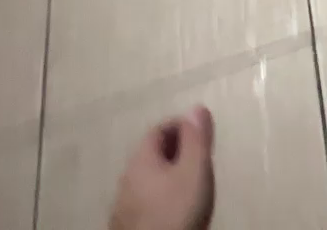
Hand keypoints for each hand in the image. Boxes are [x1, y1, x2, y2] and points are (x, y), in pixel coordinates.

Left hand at [110, 106, 215, 229]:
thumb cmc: (176, 209)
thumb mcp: (195, 169)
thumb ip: (196, 138)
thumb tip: (196, 108)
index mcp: (140, 162)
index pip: (158, 129)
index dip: (182, 125)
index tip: (203, 133)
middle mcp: (126, 179)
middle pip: (152, 153)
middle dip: (178, 148)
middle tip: (202, 154)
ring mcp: (123, 204)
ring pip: (149, 176)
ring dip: (170, 171)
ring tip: (193, 179)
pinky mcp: (127, 224)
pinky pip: (146, 196)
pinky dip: (162, 191)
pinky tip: (176, 203)